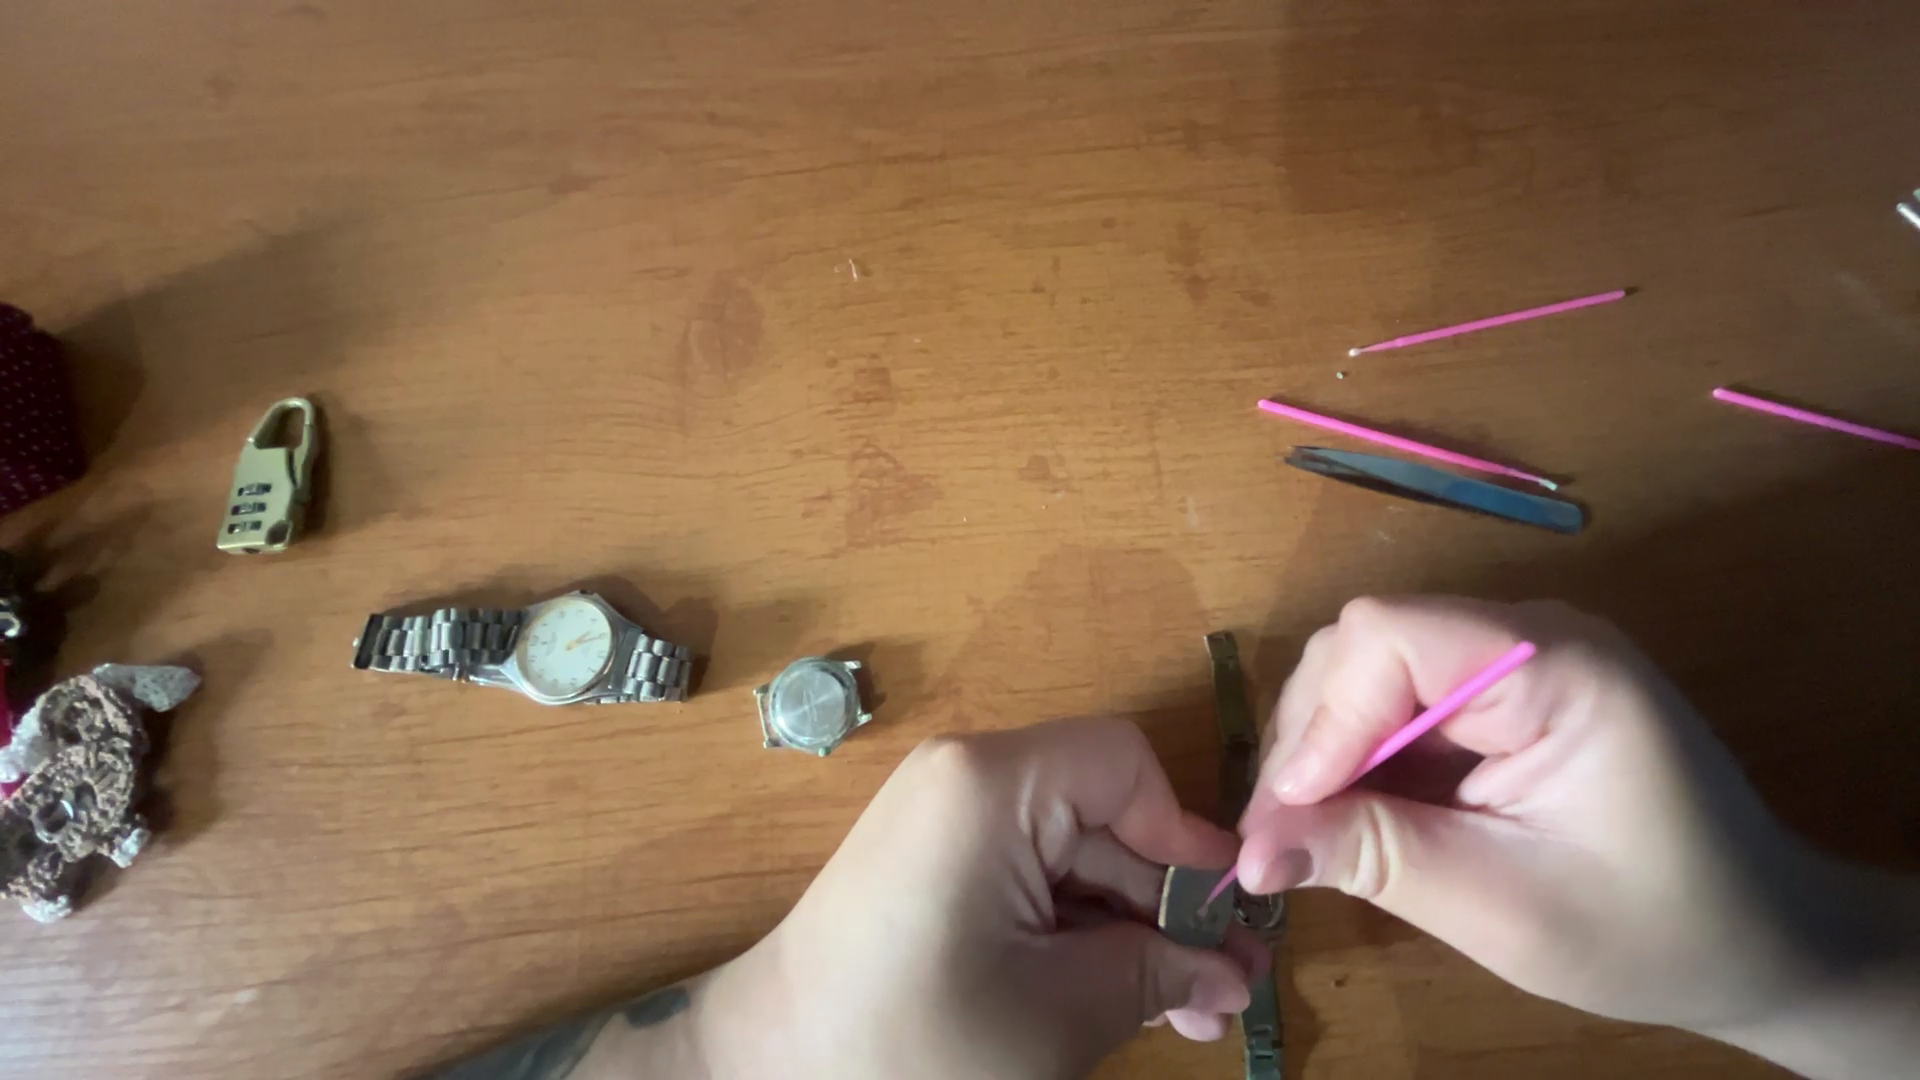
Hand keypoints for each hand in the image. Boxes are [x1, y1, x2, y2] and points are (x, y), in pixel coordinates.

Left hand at [696, 719, 1265, 1079]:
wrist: (770, 1066)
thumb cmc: (911, 1040)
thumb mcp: (1054, 1013)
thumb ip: (1155, 973)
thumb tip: (1233, 968)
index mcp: (992, 781)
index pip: (1122, 764)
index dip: (1182, 836)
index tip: (1222, 920)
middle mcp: (971, 773)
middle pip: (1102, 812)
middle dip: (1163, 900)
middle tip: (1221, 991)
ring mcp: (952, 810)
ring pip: (1073, 848)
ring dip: (1127, 924)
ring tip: (1184, 1008)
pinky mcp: (942, 849)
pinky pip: (1033, 868)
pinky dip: (1077, 923)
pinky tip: (1118, 988)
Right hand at [1233, 596, 1850, 1033]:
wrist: (1758, 941)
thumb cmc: (1655, 933)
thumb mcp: (1504, 909)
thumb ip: (1372, 859)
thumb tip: (1249, 856)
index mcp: (1554, 665)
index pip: (1388, 636)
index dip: (1326, 714)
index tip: (1294, 806)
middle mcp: (1517, 634)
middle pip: (1357, 647)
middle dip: (1309, 737)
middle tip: (1281, 831)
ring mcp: (1497, 654)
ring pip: (1354, 669)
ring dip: (1317, 746)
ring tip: (1306, 826)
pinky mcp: (1479, 686)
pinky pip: (1378, 697)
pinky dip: (1344, 753)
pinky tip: (1343, 806)